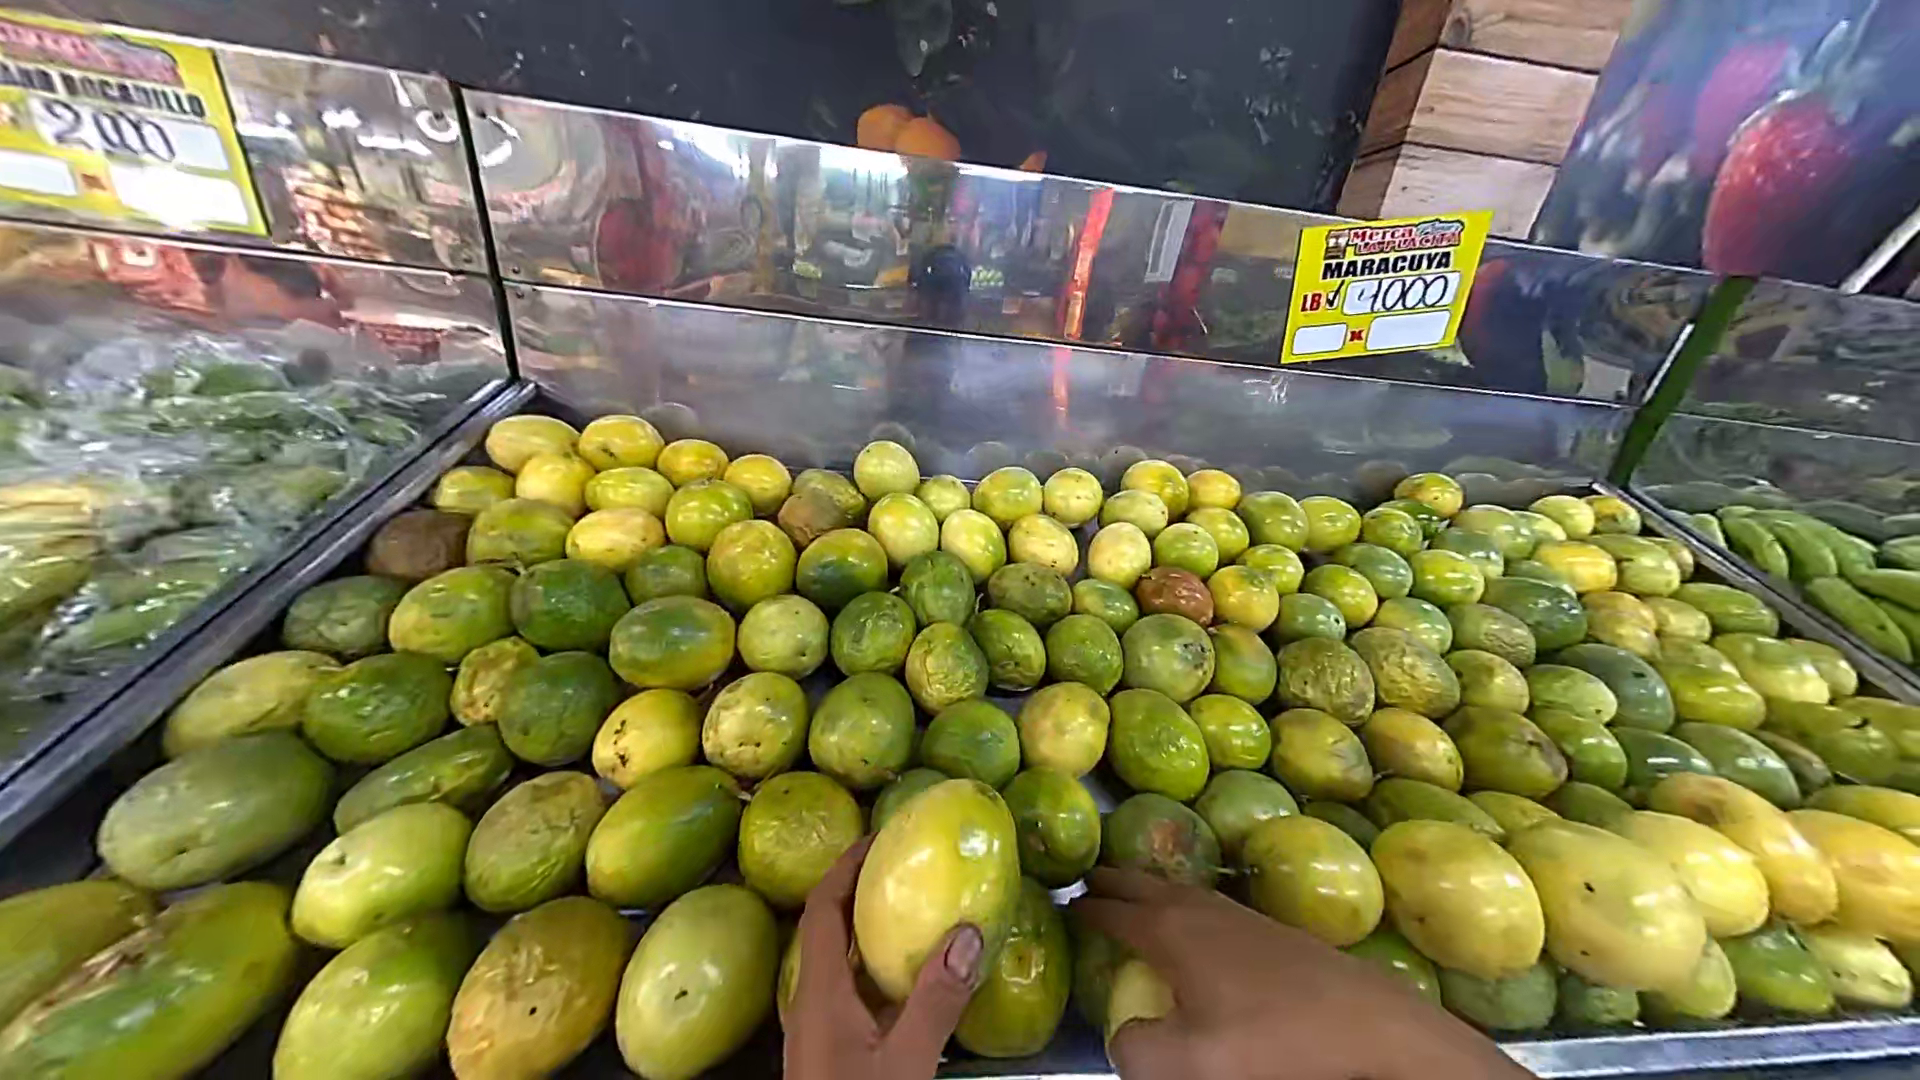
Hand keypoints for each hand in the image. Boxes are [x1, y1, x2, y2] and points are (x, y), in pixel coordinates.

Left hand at [784, 837, 985, 1079]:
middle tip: (898, 864)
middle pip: (828, 928)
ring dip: (867, 928)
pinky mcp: (833, 1054)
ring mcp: (820, 1031)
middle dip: (859, 890)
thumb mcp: (903, 1065)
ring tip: (908, 907)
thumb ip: (935, 1000)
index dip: (845, 866)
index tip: (875, 837)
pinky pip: (853, 992)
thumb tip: (968, 932)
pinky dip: (877, 970)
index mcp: (818, 992)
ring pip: (840, 962)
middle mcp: (812, 1003)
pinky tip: (910, 979)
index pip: (823, 908)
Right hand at [1072, 868, 1533, 1079]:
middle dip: (1111, 881)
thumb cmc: (1274, 1045)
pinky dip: (1178, 896)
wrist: (1373, 1033)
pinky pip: (1202, 897)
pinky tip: (1194, 916)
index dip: (1087, 909)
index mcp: (1168, 930)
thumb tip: (1121, 1037)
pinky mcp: (1264, 925)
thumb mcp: (1192, 1065)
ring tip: (1131, 889)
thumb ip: (1138, 1050)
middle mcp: (1195, 907)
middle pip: (1140, 884)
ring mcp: (1233, 911)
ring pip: (1174, 885)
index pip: (1113, 911)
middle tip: (1087, 880)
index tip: (1065, 904)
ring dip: (1144, 884)